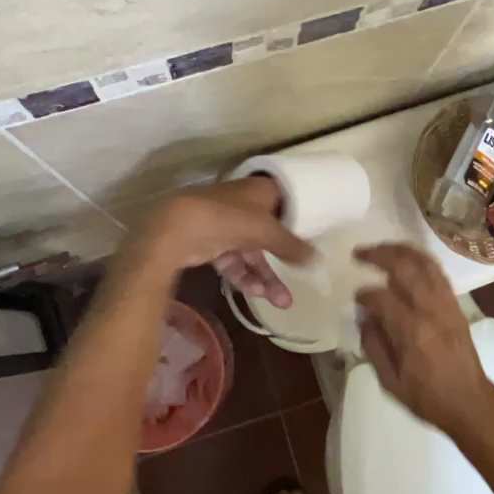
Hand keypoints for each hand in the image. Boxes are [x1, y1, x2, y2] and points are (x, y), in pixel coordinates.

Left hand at [130, 177, 313, 307]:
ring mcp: (226, 226)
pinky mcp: (211, 245)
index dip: (299, 217)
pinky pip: (234, 263)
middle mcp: (244, 206)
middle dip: (283, 261)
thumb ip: (290, 245)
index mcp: (259, 191)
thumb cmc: (227, 218)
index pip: (286, 201)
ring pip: (252, 253)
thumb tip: (317, 258)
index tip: (315, 236)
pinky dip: (245, 277)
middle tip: (299, 280)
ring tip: (282, 302)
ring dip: (265, 277)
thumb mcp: (265, 230)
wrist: (175, 229)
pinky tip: (257, 293)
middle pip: (270, 233)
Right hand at [353, 243, 493, 435]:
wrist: (470, 403)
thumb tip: (364, 318)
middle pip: (405, 267)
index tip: (355, 299)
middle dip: (379, 255)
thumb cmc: (427, 398)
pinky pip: (439, 273)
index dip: (364, 294)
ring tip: (383, 248)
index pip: (381, 297)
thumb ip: (374, 346)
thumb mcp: (390, 381)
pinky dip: (421, 261)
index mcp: (412, 331)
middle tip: (359, 253)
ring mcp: (447, 305)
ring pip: (425, 263)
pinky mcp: (457, 306)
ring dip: (402, 250)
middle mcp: (431, 310)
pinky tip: (408, 261)